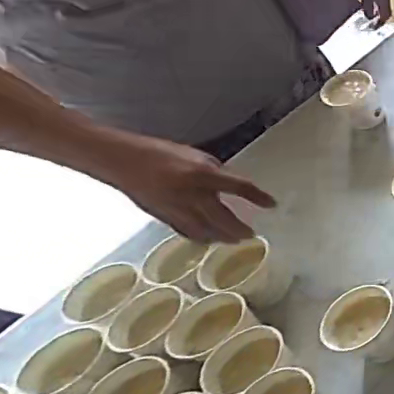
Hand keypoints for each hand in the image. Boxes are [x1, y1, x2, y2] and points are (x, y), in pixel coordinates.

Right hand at [87, 130, 274, 241]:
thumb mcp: (198, 156)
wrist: (121, 161)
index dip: (258, 197)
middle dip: (239, 229)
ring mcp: (175, 208)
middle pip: (223, 218)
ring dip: (221, 237)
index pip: (240, 187)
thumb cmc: (162, 153)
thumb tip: (229, 187)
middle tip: (253, 235)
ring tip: (235, 240)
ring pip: (204, 230)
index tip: (272, 204)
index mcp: (203, 174)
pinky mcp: (161, 216)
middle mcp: (191, 194)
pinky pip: (185, 231)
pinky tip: (208, 239)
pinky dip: (199, 236)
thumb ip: (216, 173)